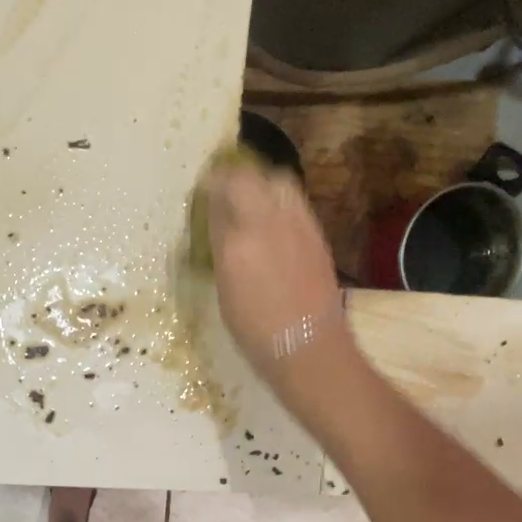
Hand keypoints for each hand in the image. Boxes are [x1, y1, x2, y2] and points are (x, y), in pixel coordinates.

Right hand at [204, 164, 347, 375]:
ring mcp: (297, 225)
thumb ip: (222, 249)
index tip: (205, 187)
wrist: (307, 345)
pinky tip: (274, 221)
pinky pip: (295, 202)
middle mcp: (268, 224)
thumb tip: (218, 223)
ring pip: (280, 182)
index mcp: (236, 244)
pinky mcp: (316, 233)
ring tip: (253, 199)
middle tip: (227, 187)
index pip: (220, 197)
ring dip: (262, 183)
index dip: (211, 186)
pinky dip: (280, 201)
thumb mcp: (225, 291)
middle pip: (252, 178)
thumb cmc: (255, 331)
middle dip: (237, 177)